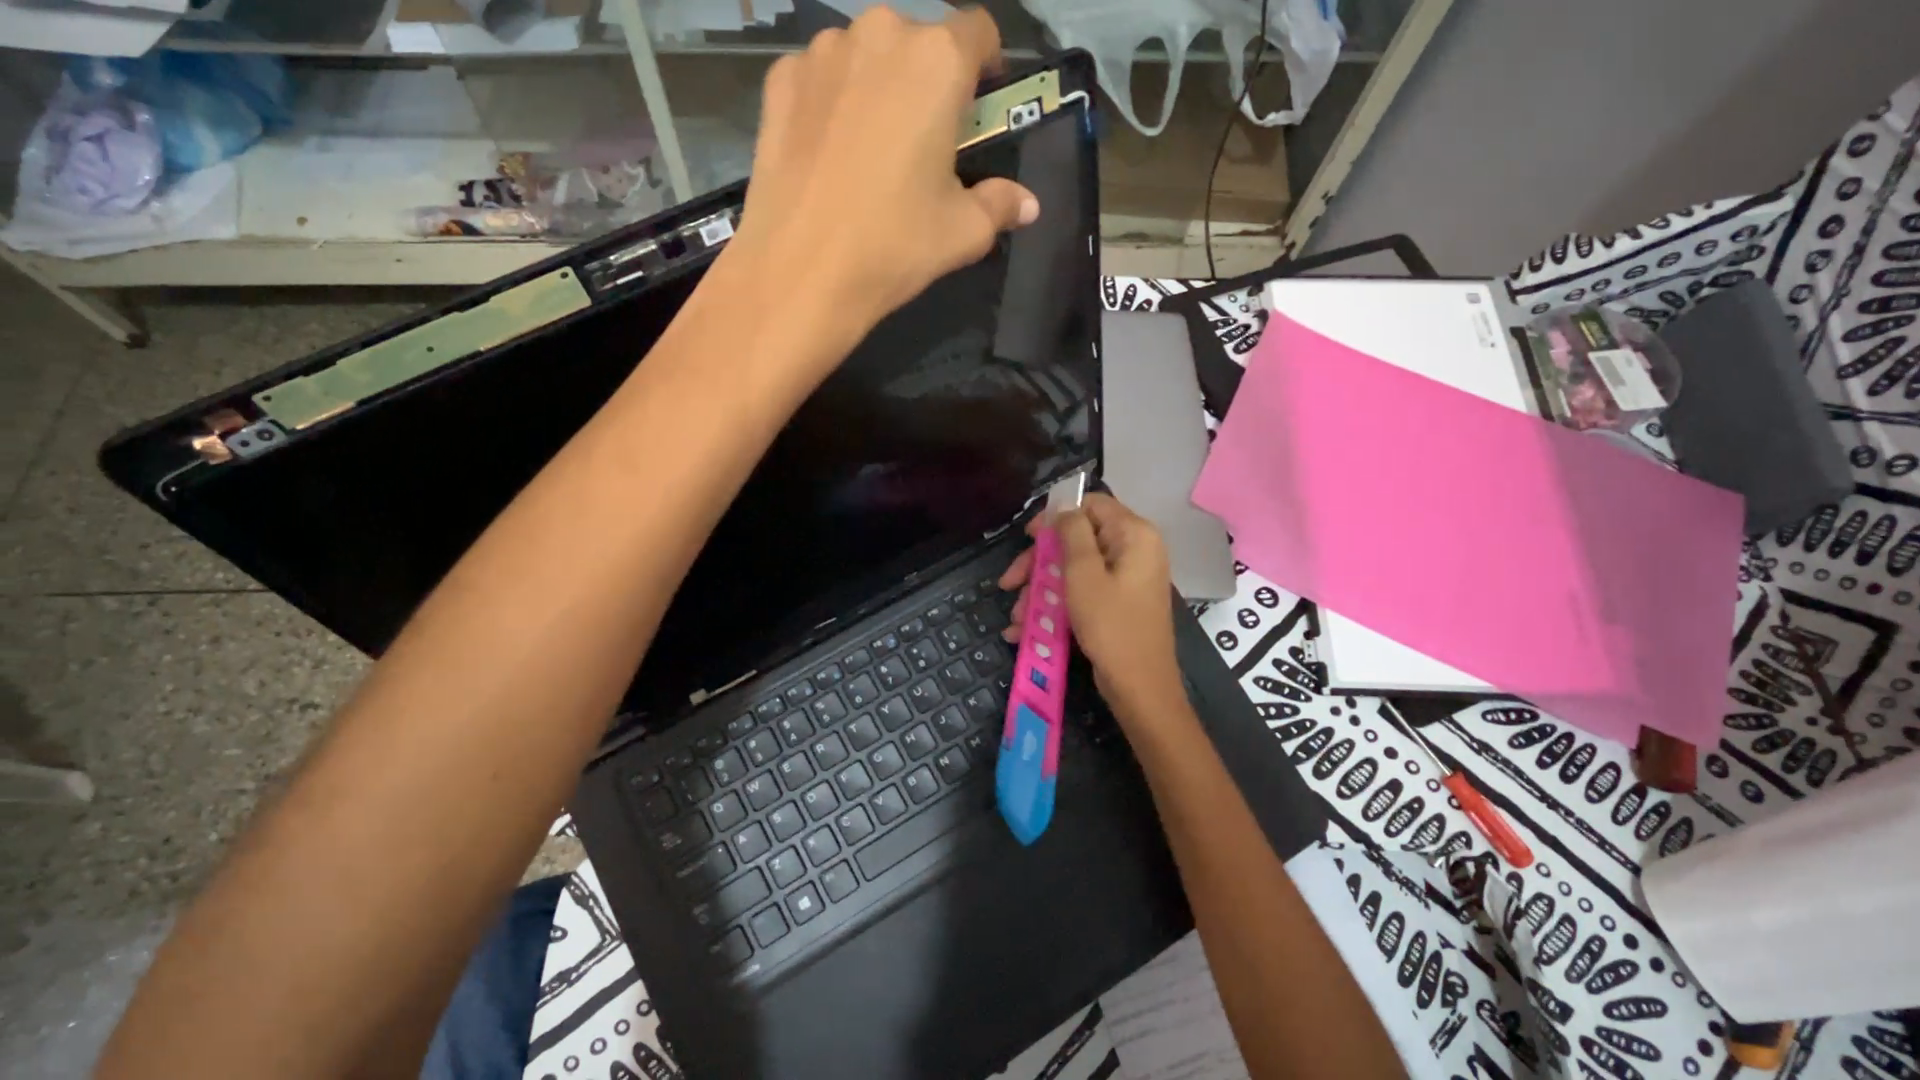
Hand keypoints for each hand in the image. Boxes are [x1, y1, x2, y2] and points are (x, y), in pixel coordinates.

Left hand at [729, 6, 1038, 336]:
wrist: (799, 270)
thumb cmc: (895, 244)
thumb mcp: (964, 231)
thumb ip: (1000, 203)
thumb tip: (1027, 205)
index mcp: (938, 60)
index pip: (979, 31)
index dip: (985, 64)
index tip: (979, 103)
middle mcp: (880, 35)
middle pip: (918, 40)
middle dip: (927, 77)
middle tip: (924, 136)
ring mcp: (822, 53)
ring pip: (865, 53)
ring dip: (877, 83)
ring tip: (871, 144)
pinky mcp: (780, 80)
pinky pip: (820, 75)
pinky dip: (831, 99)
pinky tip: (829, 148)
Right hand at [999, 494, 1183, 717]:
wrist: (1140, 687)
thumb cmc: (1111, 625)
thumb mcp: (1083, 574)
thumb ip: (1072, 533)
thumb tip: (1064, 507)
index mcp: (1134, 534)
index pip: (1091, 504)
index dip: (1056, 516)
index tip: (1028, 538)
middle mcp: (1135, 550)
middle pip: (1077, 540)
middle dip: (1039, 564)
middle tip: (1009, 583)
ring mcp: (1127, 579)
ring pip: (1074, 570)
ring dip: (1041, 591)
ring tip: (1017, 619)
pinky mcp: (1119, 604)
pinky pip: (1083, 593)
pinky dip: (1057, 606)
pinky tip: (1027, 630)